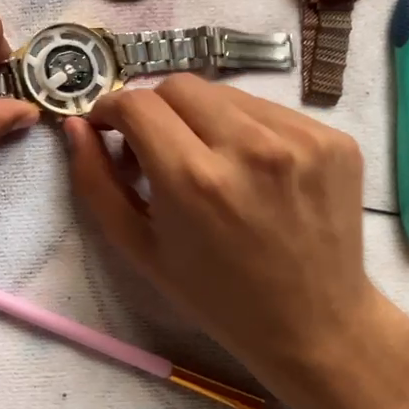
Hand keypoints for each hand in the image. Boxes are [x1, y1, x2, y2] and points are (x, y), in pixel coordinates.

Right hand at [64, 75, 397, 406]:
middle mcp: (249, 148)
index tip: (107, 128)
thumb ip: (96, 181)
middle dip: (153, 108)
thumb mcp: (137, 246)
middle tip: (153, 147)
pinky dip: (244, 128)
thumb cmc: (212, 292)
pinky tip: (248, 169)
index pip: (136, 104)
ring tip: (205, 160)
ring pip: (223, 93)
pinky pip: (267, 110)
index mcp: (193, 179)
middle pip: (178, 86)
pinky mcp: (334, 139)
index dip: (110, 109)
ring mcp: (299, 140)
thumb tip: (75, 126)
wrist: (312, 322)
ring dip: (200, 117)